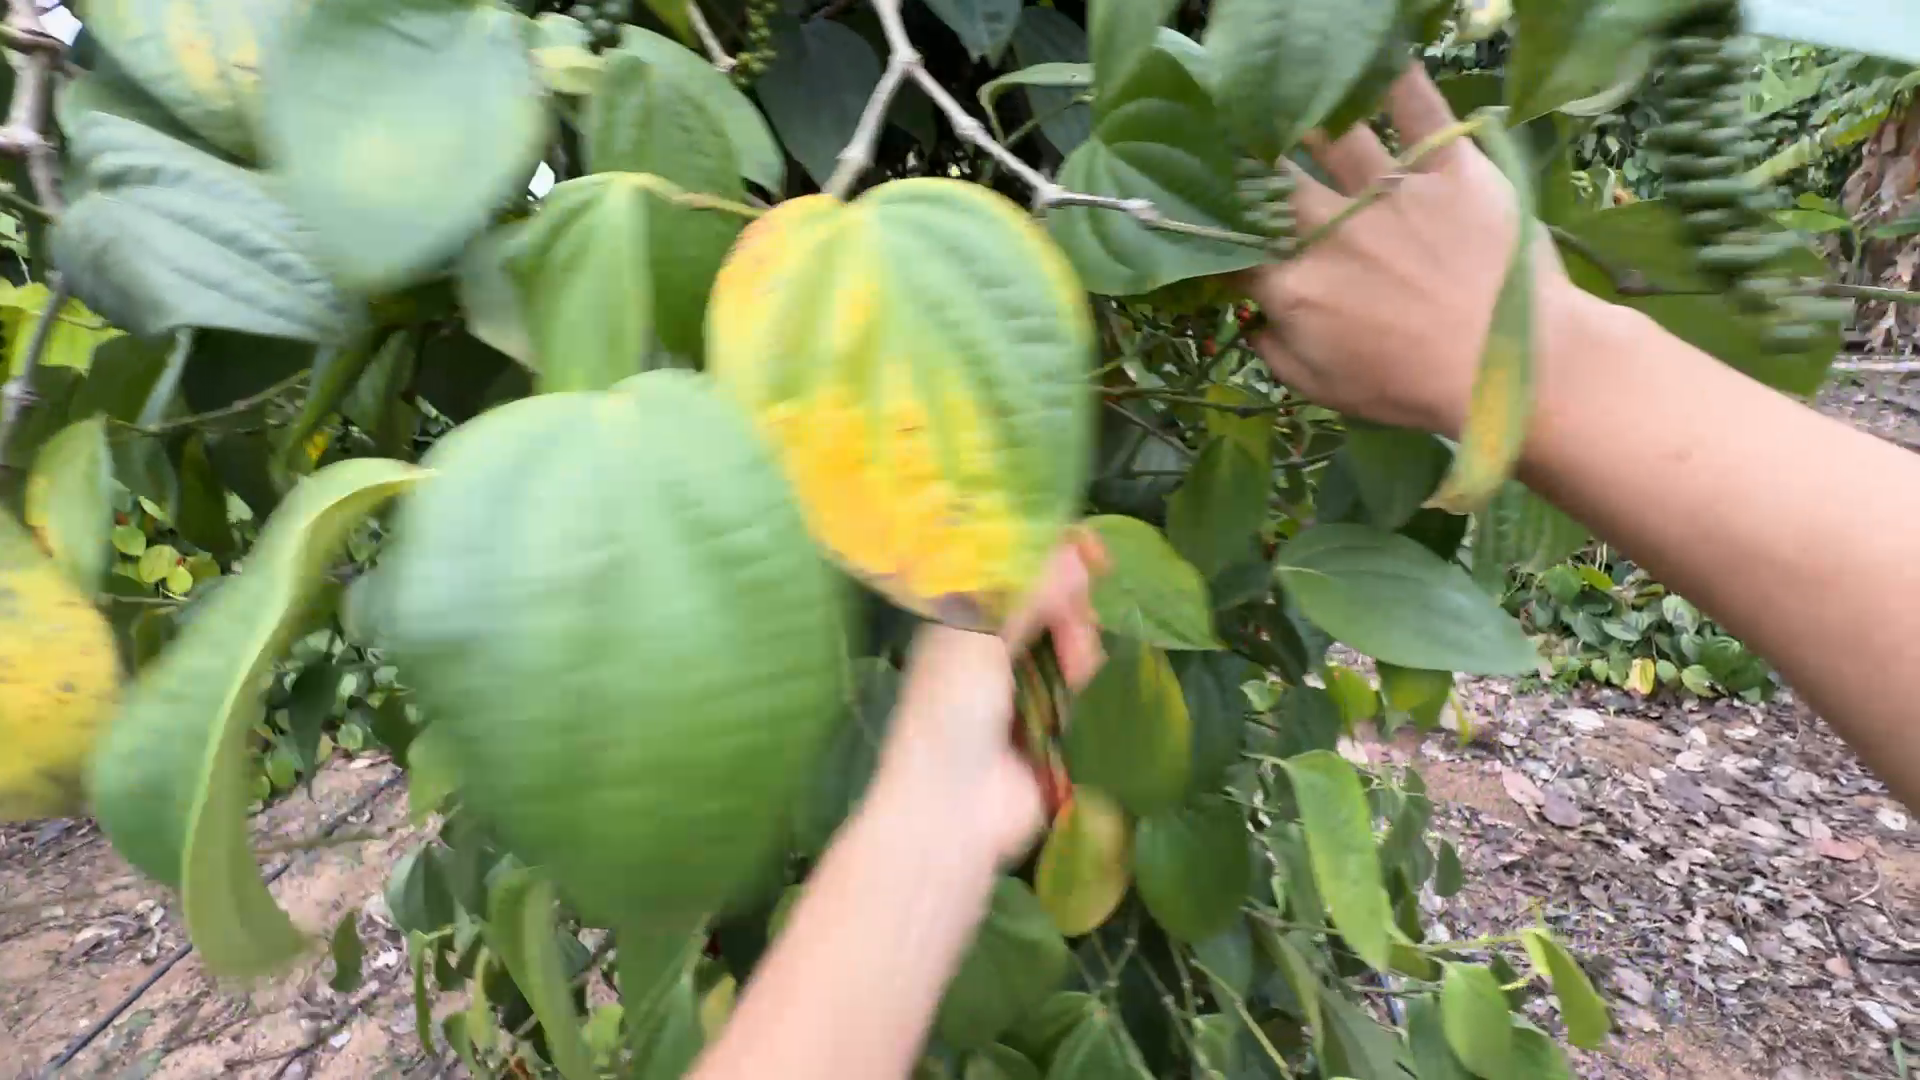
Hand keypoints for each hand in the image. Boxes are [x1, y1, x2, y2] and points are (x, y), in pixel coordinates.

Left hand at [867, 535, 1106, 862]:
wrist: (954, 811)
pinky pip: (1079, 680)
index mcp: (964, 617)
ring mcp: (1022, 678)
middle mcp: (992, 641)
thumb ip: (1026, 597)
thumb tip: (1074, 554)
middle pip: (1051, 599)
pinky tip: (1081, 689)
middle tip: (1078, 628)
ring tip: (1078, 671)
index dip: (1054, 554)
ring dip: (1080, 646)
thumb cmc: (951, 716)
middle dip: (1072, 607)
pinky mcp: (1050, 714)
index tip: (1094, 554)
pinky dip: (1084, 678)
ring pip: (1070, 637)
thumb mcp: (979, 643)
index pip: (1013, 566)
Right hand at [1240, 66, 1577, 438]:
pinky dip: (1397, 77)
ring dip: (1300, 112)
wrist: (1512, 368)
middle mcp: (1327, 230)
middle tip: (1229, 143)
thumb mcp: (1319, 388)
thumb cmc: (1405, 386)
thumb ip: (1273, 352)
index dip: (1216, 239)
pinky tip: (1376, 53)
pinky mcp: (1450, 169)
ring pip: (1332, 136)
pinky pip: (1421, 109)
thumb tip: (1252, 322)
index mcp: (1292, 288)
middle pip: (1271, 184)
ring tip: (1281, 93)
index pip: (1235, 252)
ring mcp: (1389, 194)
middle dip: (1243, 164)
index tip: (1209, 231)